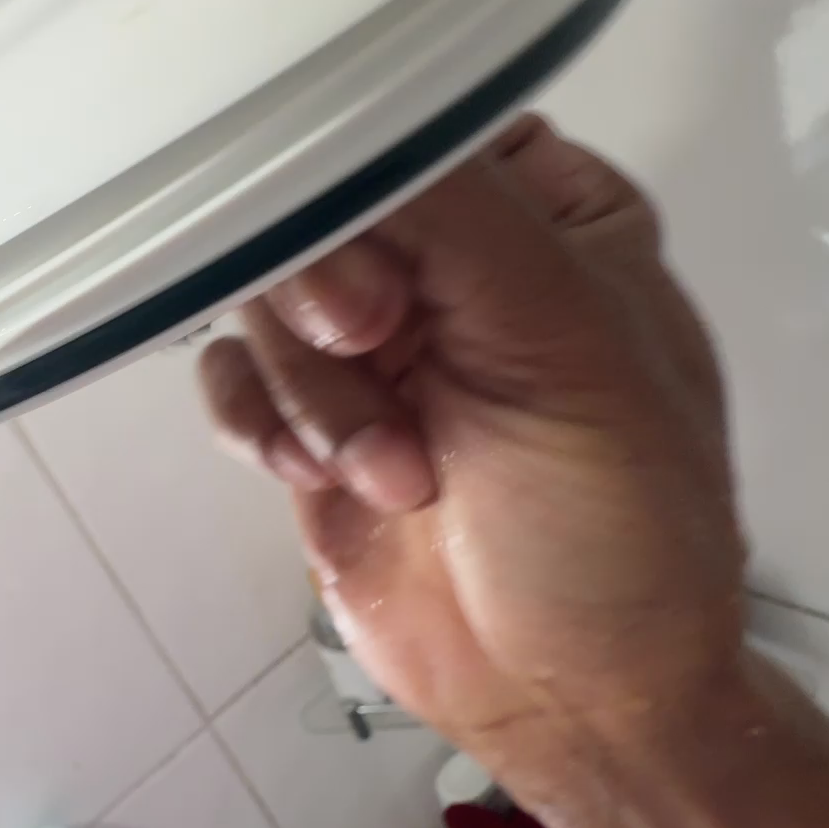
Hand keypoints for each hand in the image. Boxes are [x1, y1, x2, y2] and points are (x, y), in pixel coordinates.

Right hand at [200, 116, 745, 798]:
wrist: (544, 687)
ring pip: (258, 310)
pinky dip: (251, 426)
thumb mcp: (566, 347)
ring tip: (389, 473)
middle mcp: (435, 278)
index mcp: (535, 225)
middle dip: (326, 309)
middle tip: (368, 352)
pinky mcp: (297, 419)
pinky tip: (303, 476)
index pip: (414, 141)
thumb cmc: (603, 518)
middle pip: (311, 227)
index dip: (369, 194)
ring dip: (310, 398)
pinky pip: (225, 380)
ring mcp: (355, 353)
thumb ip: (454, 224)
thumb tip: (327, 140)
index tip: (386, 280)